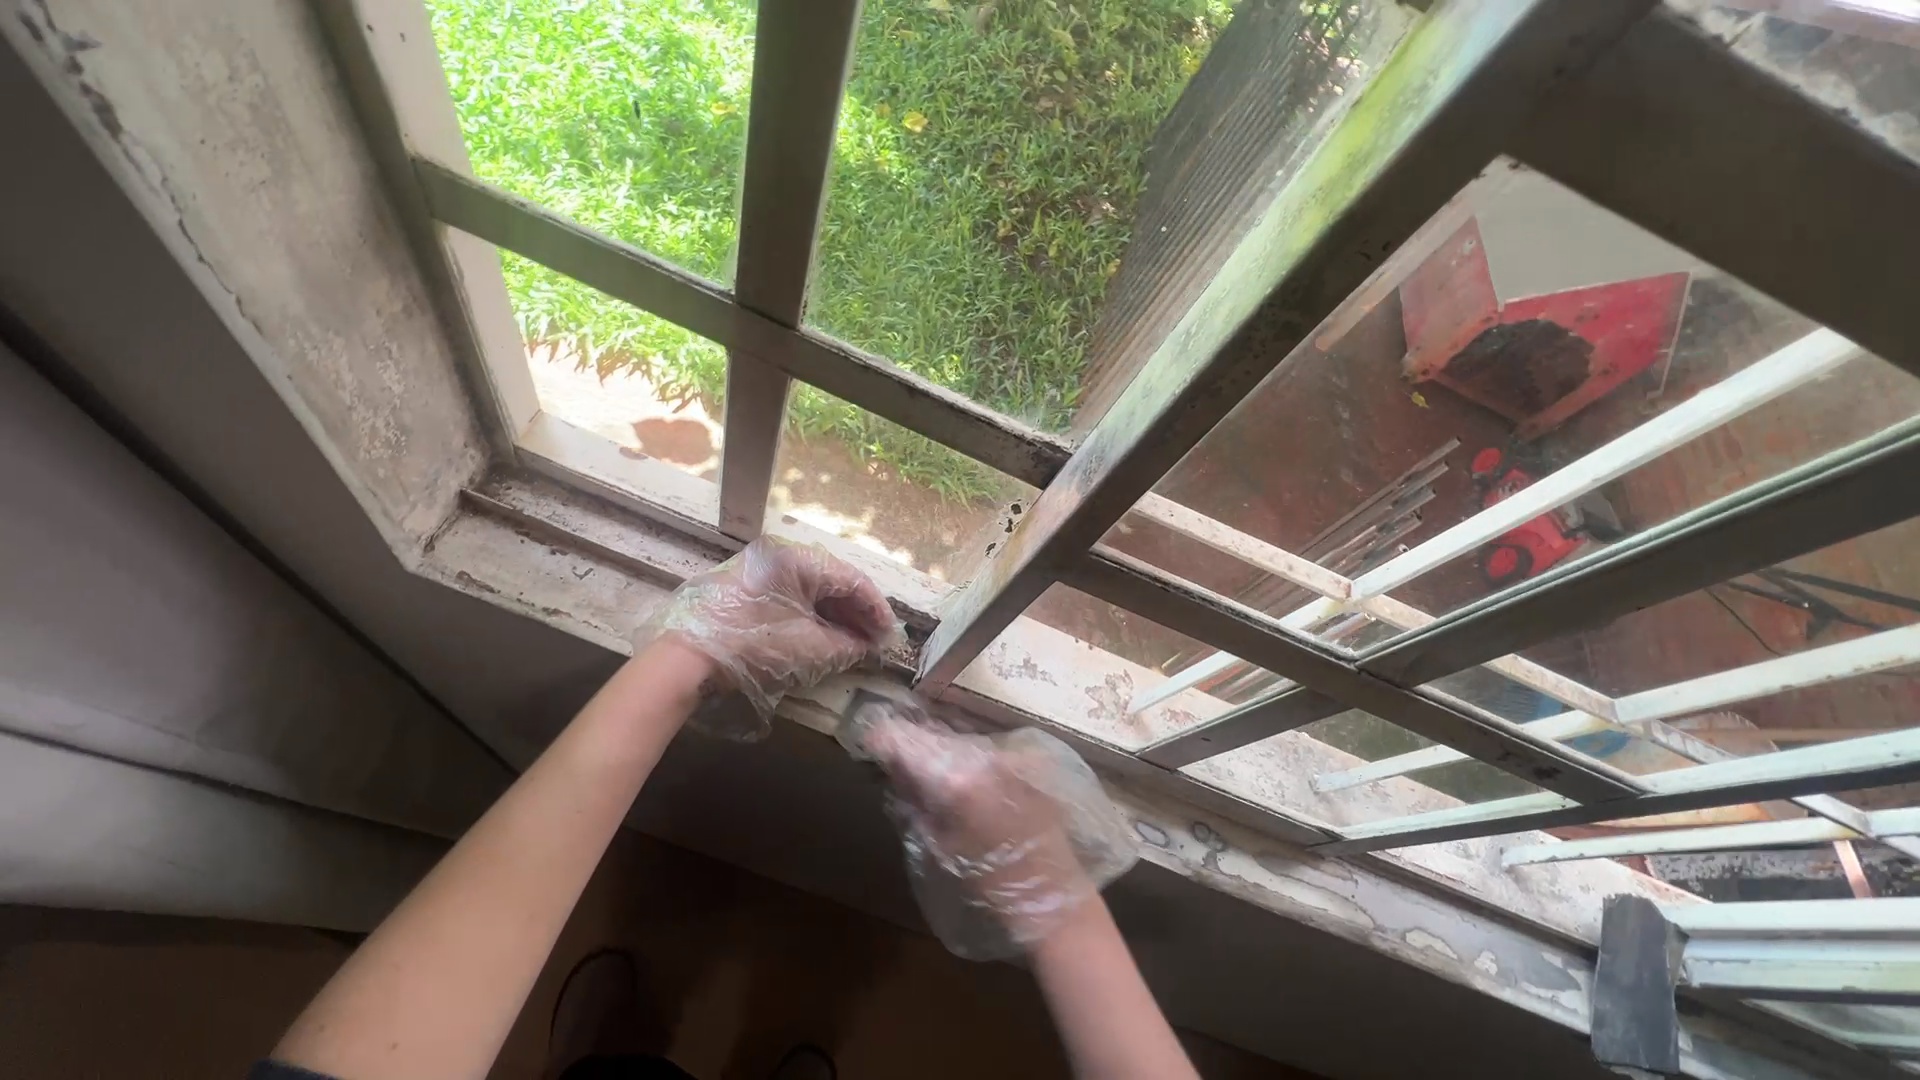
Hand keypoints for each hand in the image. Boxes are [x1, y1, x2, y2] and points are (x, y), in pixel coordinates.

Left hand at [638, 536, 901, 724]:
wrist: (685, 658)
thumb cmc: (753, 646)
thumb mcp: (808, 648)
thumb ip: (845, 645)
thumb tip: (866, 647)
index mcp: (798, 558)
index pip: (851, 578)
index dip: (875, 608)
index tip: (890, 634)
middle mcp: (781, 555)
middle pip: (832, 582)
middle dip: (857, 613)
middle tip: (876, 641)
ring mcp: (762, 570)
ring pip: (811, 590)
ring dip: (836, 616)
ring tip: (855, 643)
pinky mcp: (748, 588)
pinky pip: (792, 597)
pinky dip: (812, 617)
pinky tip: (825, 637)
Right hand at [865, 718, 1095, 948]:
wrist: (1051, 893)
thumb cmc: (988, 882)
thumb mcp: (936, 845)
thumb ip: (913, 801)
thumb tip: (895, 770)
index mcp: (954, 778)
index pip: (906, 740)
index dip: (882, 737)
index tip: (868, 740)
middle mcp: (981, 755)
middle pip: (933, 735)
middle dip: (910, 742)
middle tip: (893, 754)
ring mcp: (1007, 755)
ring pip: (959, 739)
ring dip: (940, 748)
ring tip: (925, 765)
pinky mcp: (1026, 760)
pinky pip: (984, 749)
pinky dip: (967, 757)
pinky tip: (961, 775)